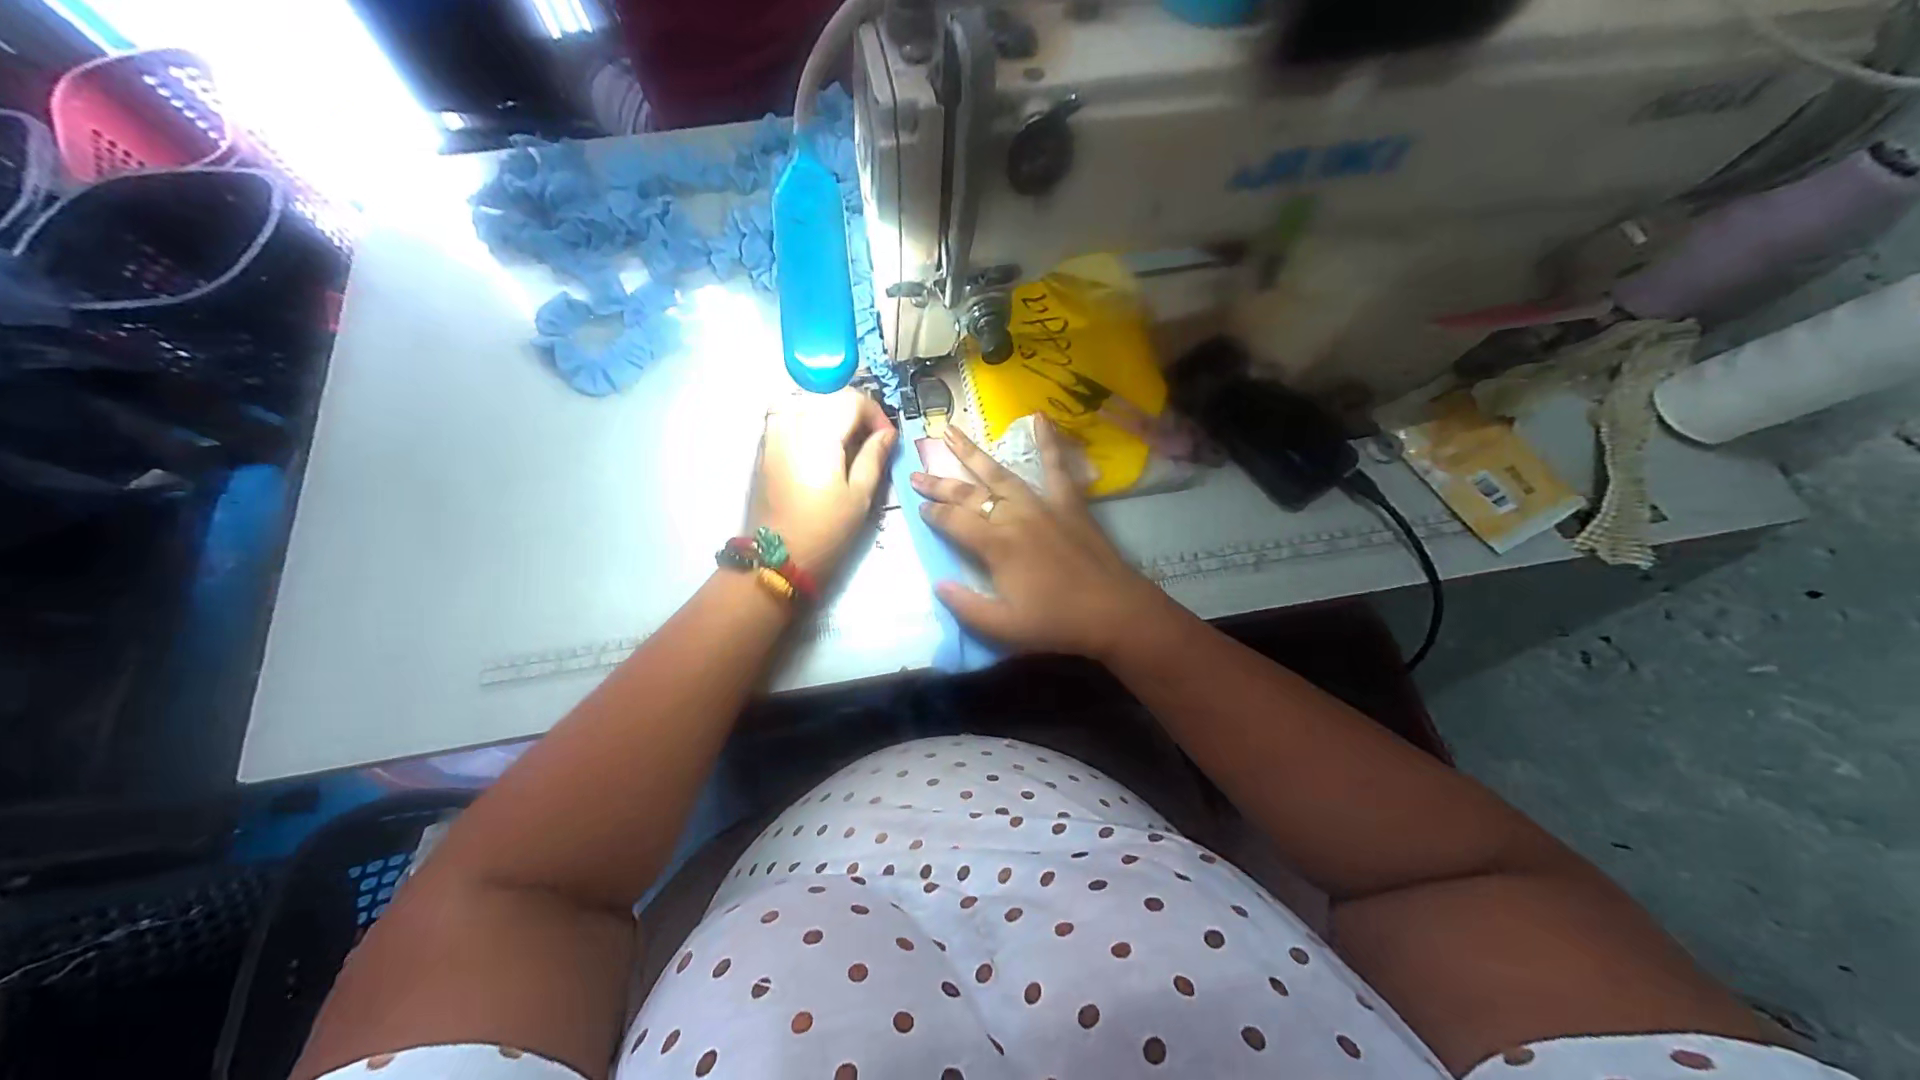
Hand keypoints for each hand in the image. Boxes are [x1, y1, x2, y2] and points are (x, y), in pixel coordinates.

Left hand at [750, 390, 895, 576]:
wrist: (776, 558)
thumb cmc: (825, 530)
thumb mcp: (860, 496)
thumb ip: (874, 457)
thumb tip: (886, 434)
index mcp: (820, 432)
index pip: (852, 399)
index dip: (876, 414)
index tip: (886, 439)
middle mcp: (792, 422)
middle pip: (828, 395)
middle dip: (853, 410)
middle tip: (869, 440)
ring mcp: (772, 432)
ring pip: (803, 399)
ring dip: (828, 410)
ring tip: (843, 438)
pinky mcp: (762, 446)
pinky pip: (785, 414)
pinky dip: (806, 418)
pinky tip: (818, 443)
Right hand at [910, 416, 1177, 660]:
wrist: (1113, 610)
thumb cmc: (1056, 622)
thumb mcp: (1004, 627)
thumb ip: (966, 606)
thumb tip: (938, 585)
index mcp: (996, 546)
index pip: (953, 522)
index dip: (933, 513)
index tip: (918, 507)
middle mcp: (1014, 516)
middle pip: (970, 494)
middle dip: (940, 483)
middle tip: (916, 473)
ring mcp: (1042, 505)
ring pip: (1000, 474)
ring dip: (973, 453)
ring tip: (950, 431)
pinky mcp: (1068, 503)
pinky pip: (1056, 467)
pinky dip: (1048, 441)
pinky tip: (1040, 418)